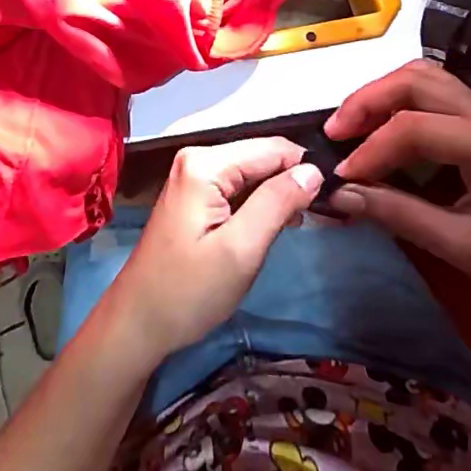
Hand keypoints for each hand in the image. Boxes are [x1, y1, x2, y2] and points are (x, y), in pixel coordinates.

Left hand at [105, 138, 322, 355]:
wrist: (139, 322)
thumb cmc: (189, 290)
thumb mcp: (241, 249)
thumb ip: (277, 203)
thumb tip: (313, 170)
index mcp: (206, 163)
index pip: (273, 148)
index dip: (305, 170)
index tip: (331, 199)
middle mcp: (198, 158)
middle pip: (262, 156)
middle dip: (291, 181)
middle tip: (318, 216)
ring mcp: (193, 176)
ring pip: (253, 172)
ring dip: (278, 194)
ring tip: (299, 224)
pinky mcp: (195, 195)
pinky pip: (238, 187)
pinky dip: (260, 203)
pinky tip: (274, 226)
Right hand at [323, 61, 470, 342]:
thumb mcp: (467, 249)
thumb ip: (399, 214)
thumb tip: (339, 195)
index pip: (416, 126)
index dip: (370, 148)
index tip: (340, 177)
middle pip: (419, 80)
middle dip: (369, 101)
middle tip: (334, 134)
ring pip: (427, 81)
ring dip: (383, 98)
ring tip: (350, 130)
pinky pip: (438, 100)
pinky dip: (401, 110)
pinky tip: (382, 135)